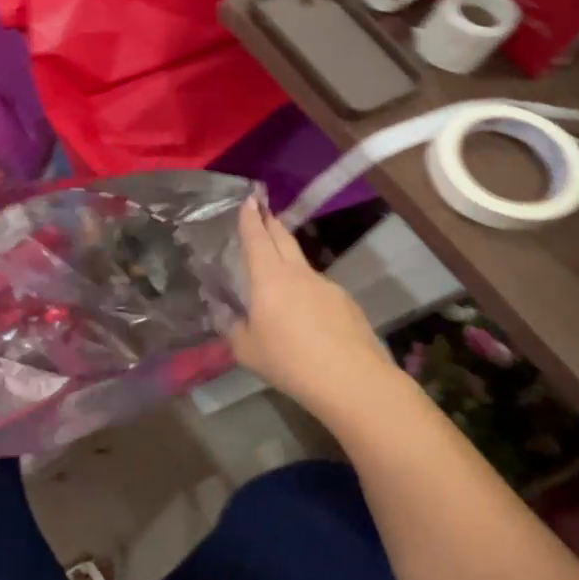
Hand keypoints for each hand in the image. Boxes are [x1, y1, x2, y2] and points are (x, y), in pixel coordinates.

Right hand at [227, 197, 395, 409]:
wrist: (350, 380)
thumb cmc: (289, 361)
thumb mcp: (246, 350)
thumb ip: (233, 327)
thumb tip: (228, 314)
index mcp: (269, 280)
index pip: (257, 240)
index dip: (250, 219)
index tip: (249, 200)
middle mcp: (299, 275)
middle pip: (284, 240)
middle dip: (271, 224)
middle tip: (263, 212)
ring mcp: (327, 287)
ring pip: (302, 267)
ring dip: (288, 263)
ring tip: (276, 278)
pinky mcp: (346, 304)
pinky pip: (319, 291)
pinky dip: (306, 295)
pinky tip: (305, 318)